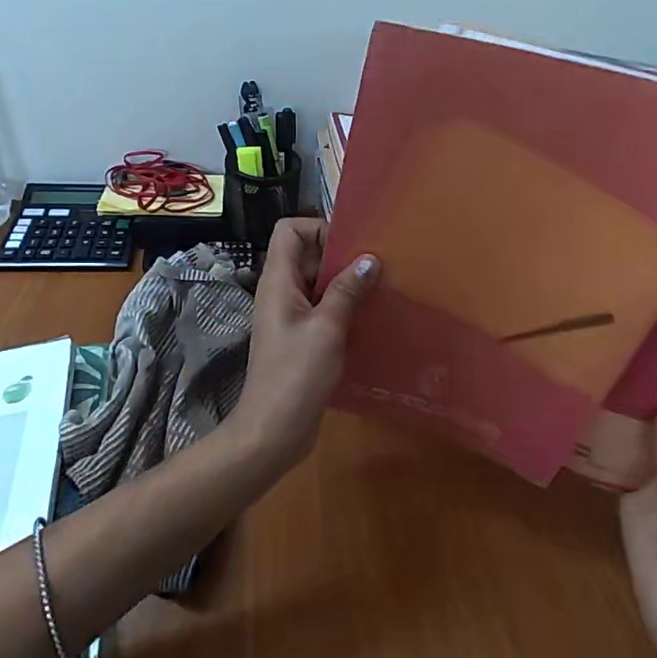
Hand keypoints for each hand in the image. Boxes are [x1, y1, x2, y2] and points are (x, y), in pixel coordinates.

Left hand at [234, 218, 379, 465]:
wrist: (273, 428)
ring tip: (383, 290)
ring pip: (318, 284)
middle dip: (341, 256)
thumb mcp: (326, 328)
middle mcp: (280, 293)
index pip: (289, 230)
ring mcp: (289, 317)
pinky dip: (343, 309)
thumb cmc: (295, 374)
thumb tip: (369, 259)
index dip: (318, 229)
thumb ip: (346, 291)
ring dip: (346, 285)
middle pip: (307, 255)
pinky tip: (371, 319)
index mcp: (277, 281)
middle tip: (380, 267)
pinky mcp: (300, 339)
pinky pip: (322, 310)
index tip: (352, 247)